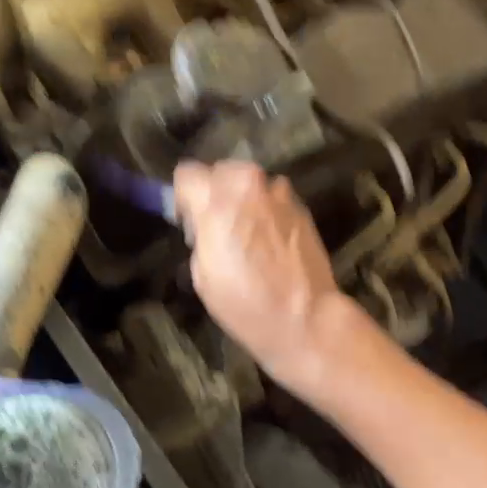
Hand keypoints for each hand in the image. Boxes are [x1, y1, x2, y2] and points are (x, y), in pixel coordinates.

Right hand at [173, 161, 346, 378]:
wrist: (303, 316)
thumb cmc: (243, 302)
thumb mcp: (202, 273)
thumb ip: (200, 235)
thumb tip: (205, 225)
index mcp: (217, 201)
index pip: (186, 173)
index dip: (183, 196)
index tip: (187, 220)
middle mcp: (250, 186)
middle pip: (221, 171)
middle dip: (215, 193)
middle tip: (215, 226)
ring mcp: (280, 194)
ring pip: (250, 184)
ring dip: (244, 202)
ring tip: (246, 236)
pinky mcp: (302, 208)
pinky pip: (273, 200)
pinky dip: (266, 213)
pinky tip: (269, 245)